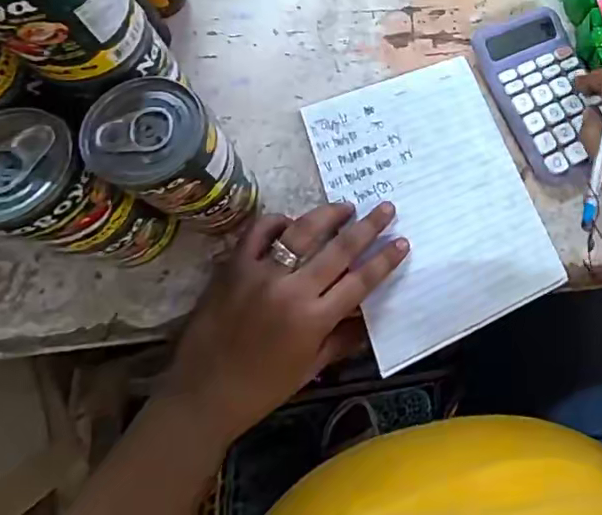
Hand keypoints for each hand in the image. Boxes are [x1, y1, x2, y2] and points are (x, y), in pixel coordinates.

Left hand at [158, 202, 408, 442]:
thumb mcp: (309, 369)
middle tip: (385, 208)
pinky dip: (277, 221)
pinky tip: (290, 221)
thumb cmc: (260, 389)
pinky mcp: (234, 266)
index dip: (384, 259)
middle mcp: (291, 291)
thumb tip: (370, 317)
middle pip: (339, 249)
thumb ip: (342, 339)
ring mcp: (261, 274)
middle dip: (368, 226)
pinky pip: (259, 231)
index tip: (401, 241)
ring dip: (329, 215)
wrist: (200, 396)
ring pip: (302, 231)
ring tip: (345, 207)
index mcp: (313, 320)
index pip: (360, 281)